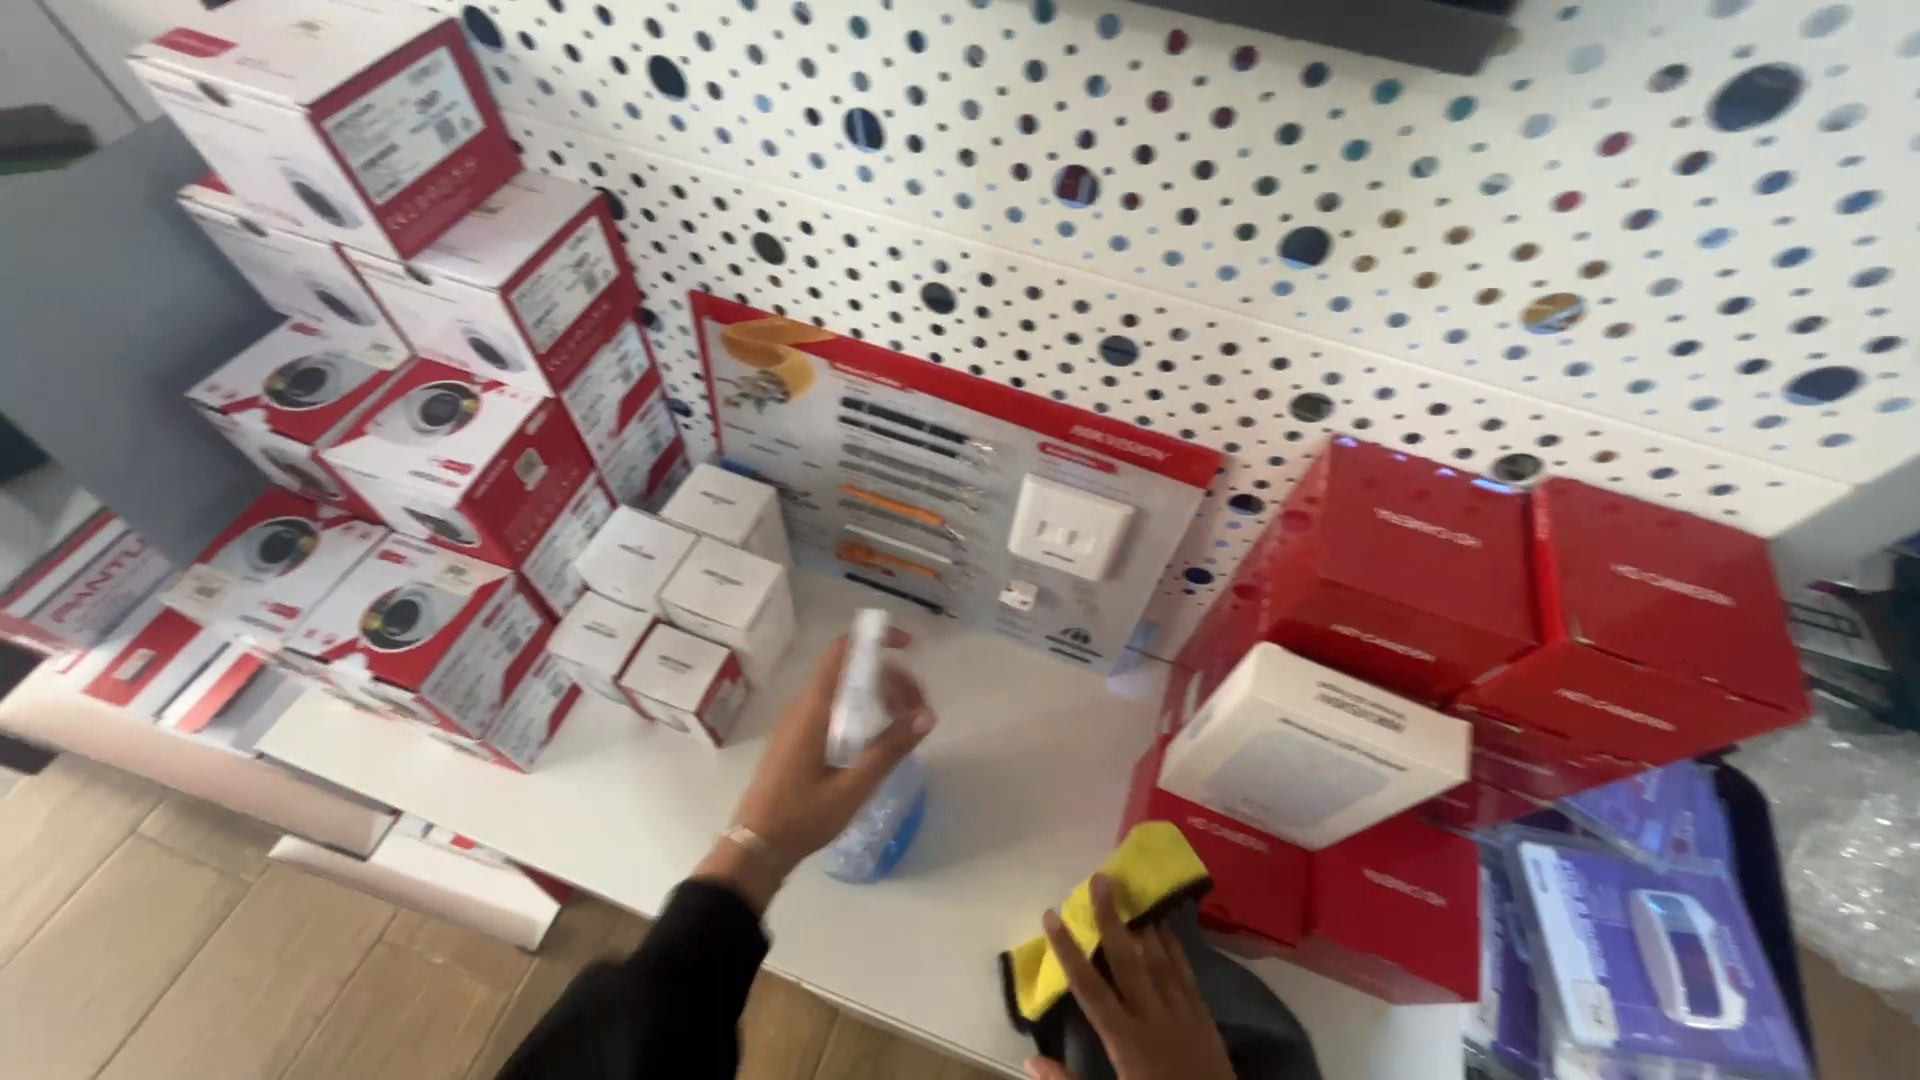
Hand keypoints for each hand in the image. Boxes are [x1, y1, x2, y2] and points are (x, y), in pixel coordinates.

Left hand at [693, 628, 934, 910]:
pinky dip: (863, 710)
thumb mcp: (853, 786)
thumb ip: (890, 748)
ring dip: (879, 695)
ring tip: (905, 725)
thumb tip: (927, 715)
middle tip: (919, 712)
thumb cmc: (802, 817)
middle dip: (891, 679)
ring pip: (845, 689)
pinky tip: (879, 737)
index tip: (908, 647)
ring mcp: (799, 720)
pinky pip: (835, 707)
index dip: (876, 639)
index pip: (845, 651)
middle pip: (852, 669)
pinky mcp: (799, 737)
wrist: (755, 848)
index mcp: (814, 708)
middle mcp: (804, 705)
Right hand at [1026, 875, 1235, 1079]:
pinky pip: (1186, 975)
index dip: (1068, 951)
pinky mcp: (1204, 1019)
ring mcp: (1181, 1015)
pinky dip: (1174, 949)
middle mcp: (1152, 1019)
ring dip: (1142, 924)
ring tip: (1131, 892)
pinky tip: (1166, 929)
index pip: (1089, 988)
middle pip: (1126, 959)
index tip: (1051, 916)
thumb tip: (1030, 1060)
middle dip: (1110, 918)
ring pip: (1158, 960)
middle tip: (1100, 880)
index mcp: (1124, 1041)